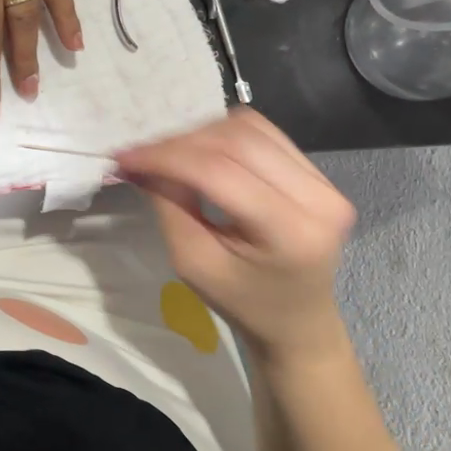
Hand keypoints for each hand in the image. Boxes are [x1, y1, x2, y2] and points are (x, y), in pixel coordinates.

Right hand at [115, 109, 356, 362]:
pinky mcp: (319, 174)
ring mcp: (325, 182)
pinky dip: (222, 136)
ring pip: (251, 129)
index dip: (166, 157)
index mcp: (290, 231)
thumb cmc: (241, 301)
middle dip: (180, 142)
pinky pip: (264, 134)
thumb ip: (169, 206)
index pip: (219, 171)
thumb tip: (142, 163)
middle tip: (141, 154)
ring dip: (201, 133)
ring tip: (167, 153)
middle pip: (238, 140)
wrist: (295, 321)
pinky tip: (198, 152)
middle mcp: (318, 198)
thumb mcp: (192, 261)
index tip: (125, 158)